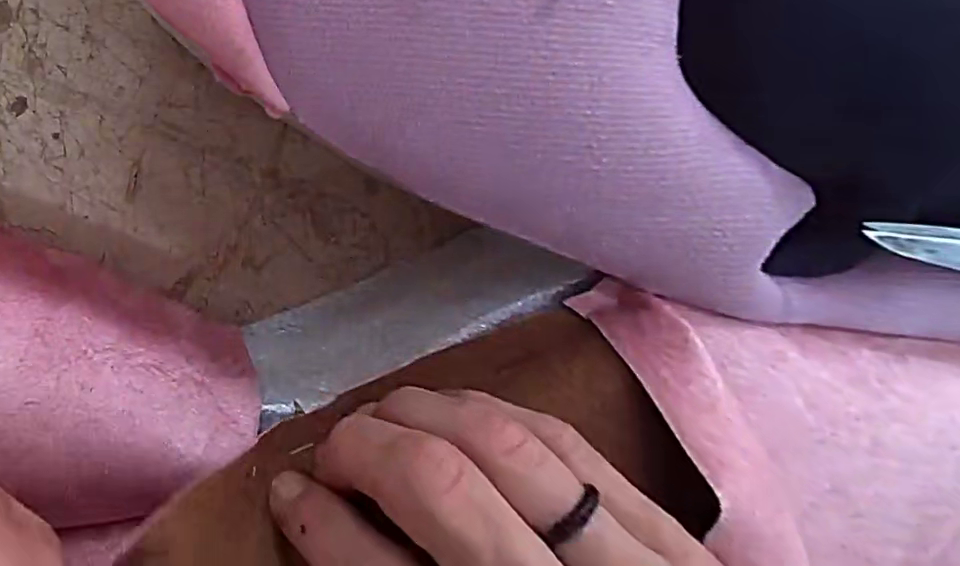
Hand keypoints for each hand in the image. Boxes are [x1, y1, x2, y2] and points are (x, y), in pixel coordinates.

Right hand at [268, 387, 720, 565]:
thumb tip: (325, 526)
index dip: (330, 530)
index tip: (289, 494)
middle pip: (447, 486)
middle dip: (370, 449)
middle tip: (332, 447)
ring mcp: (633, 560)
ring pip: (505, 442)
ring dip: (424, 412)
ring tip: (379, 415)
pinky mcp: (670, 533)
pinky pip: (563, 439)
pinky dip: (493, 413)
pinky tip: (454, 409)